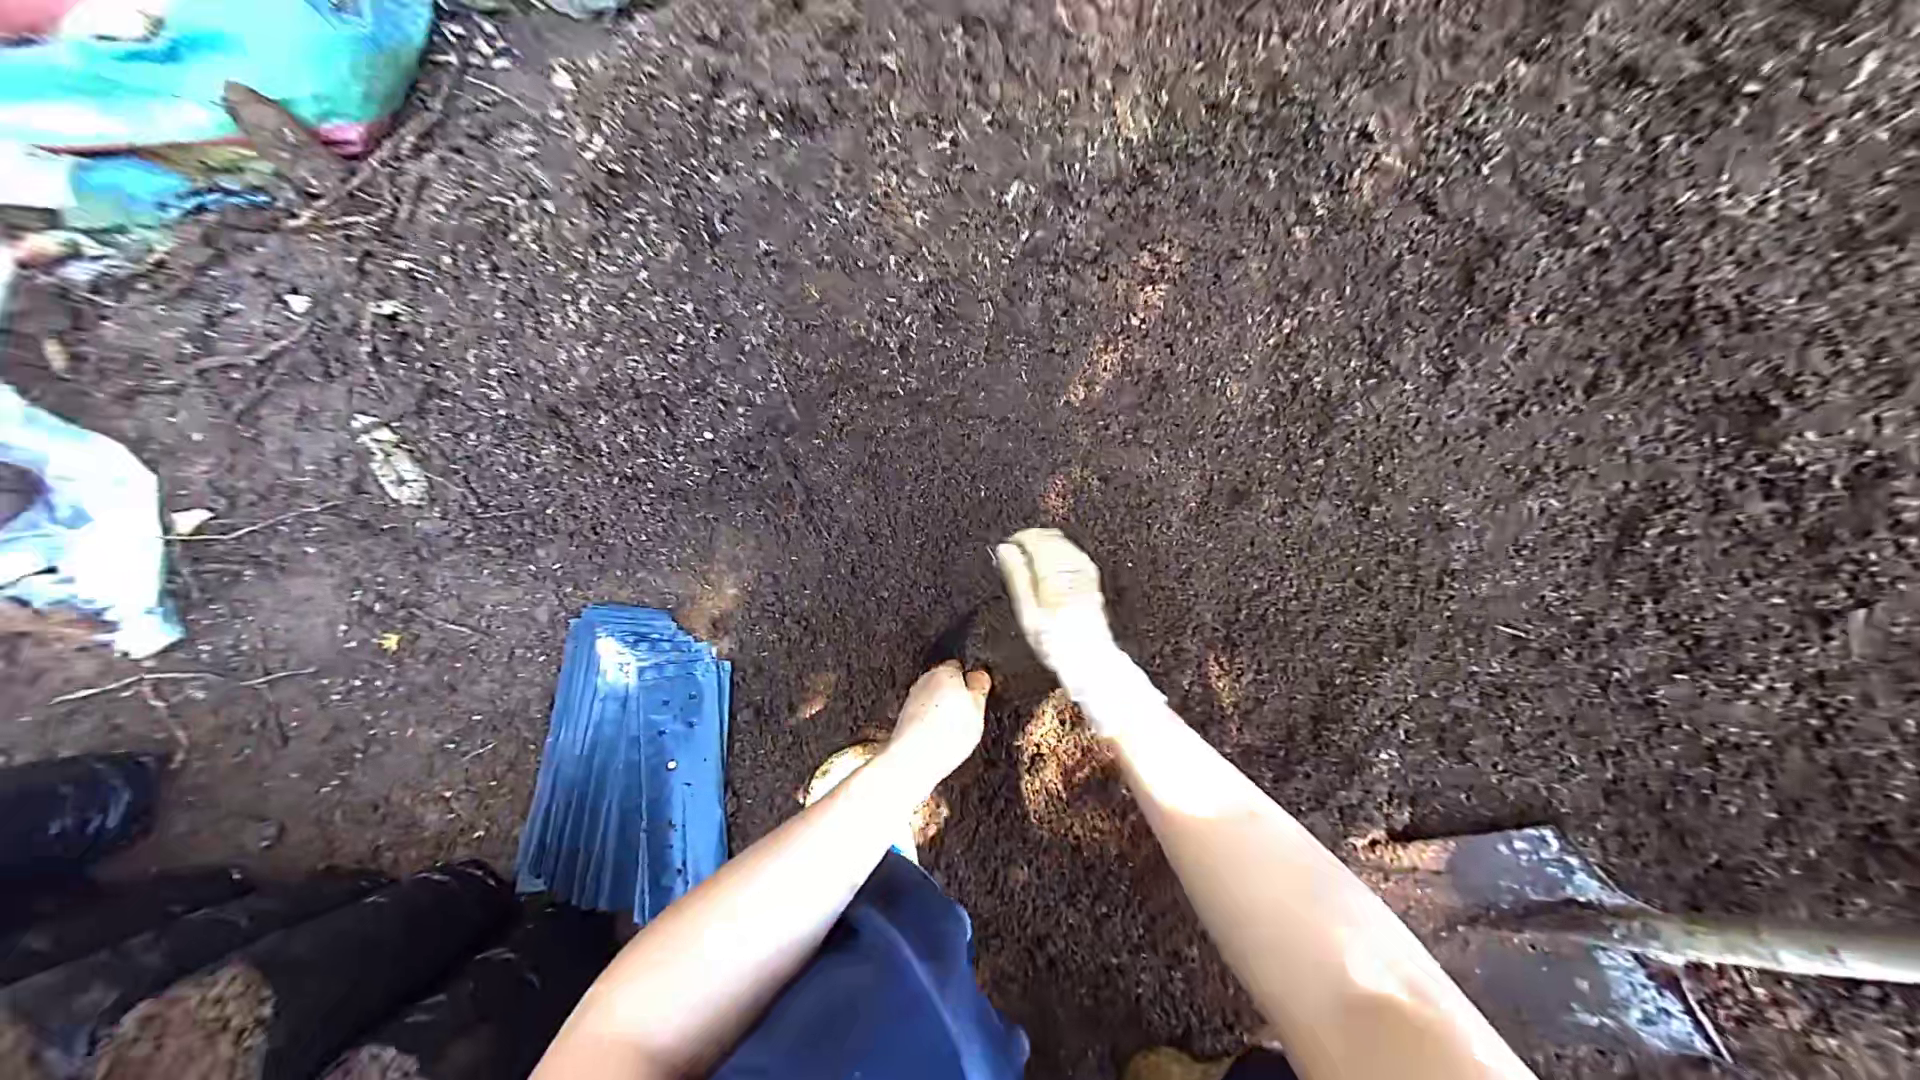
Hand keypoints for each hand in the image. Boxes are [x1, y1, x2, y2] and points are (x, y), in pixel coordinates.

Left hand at [883, 661, 990, 789]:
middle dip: (954, 696)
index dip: (970, 683)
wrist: (914, 759)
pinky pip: (923, 716)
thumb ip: (979, 689)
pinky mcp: (904, 718)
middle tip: (966, 717)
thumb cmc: (946, 734)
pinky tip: (938, 740)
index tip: (976, 697)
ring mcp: (912, 699)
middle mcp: (924, 681)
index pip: (960, 668)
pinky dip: (929, 724)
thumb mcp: (978, 710)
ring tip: (952, 733)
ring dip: (941, 710)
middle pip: (944, 683)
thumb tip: (980, 677)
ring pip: (932, 699)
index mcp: (945, 672)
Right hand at [993, 527, 1126, 683]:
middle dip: (1033, 538)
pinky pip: (1076, 555)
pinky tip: (1056, 561)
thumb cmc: (1054, 640)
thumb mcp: (1025, 611)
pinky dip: (1063, 552)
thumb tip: (1005, 551)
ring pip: (1065, 544)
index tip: (1009, 544)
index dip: (1019, 538)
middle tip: (1019, 547)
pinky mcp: (1091, 580)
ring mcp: (1083, 573)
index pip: (1035, 540)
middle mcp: (1070, 568)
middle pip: (1051, 539)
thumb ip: (1016, 576)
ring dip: (1048, 543)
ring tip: (1035, 553)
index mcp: (1051, 572)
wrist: (1087, 656)